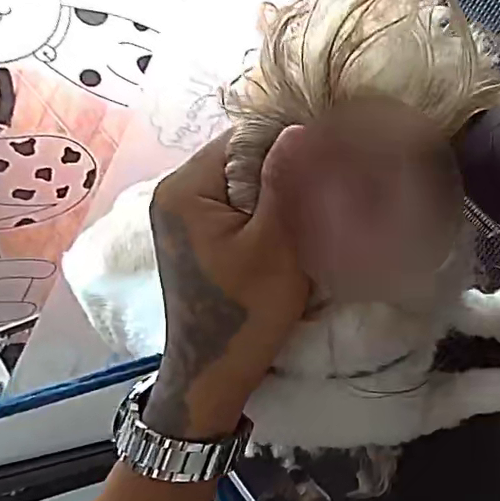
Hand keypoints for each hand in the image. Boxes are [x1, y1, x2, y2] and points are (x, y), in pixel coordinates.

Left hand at [143, 129, 310, 438]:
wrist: (215, 372)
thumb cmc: (247, 310)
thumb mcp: (276, 245)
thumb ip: (285, 184)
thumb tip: (298, 128)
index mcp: (186, 188)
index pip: (241, 138)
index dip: (286, 144)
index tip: (324, 163)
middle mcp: (175, 194)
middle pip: (239, 161)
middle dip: (280, 173)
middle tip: (319, 193)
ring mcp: (182, 219)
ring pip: (239, 186)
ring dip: (273, 197)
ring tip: (305, 215)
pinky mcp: (195, 240)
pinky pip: (233, 210)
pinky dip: (260, 216)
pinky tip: (284, 235)